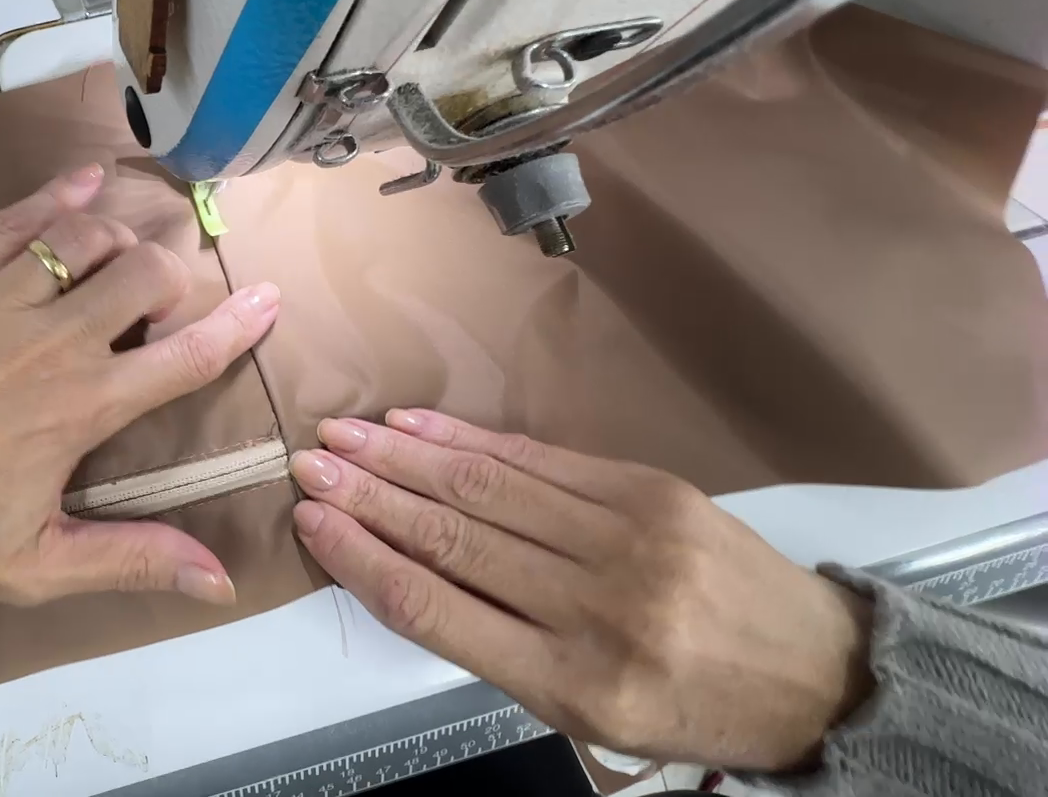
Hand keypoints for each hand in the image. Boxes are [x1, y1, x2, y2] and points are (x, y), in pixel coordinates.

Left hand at [0, 164, 280, 606]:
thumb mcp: (37, 565)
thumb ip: (132, 561)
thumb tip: (222, 581)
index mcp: (81, 408)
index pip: (183, 355)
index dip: (236, 324)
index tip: (266, 297)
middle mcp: (50, 342)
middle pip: (144, 276)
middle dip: (171, 279)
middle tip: (157, 306)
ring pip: (85, 237)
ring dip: (119, 240)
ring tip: (116, 265)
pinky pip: (13, 221)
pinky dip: (56, 194)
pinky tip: (84, 181)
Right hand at [288, 410, 874, 771]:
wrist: (822, 674)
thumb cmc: (678, 701)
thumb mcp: (579, 705)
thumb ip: (485, 635)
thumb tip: (390, 560)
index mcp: (573, 683)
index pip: (434, 608)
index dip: (360, 558)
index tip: (308, 521)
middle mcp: (598, 610)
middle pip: (450, 537)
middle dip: (366, 495)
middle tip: (307, 464)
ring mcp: (628, 541)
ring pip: (483, 487)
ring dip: (399, 456)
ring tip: (342, 435)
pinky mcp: (648, 488)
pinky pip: (532, 457)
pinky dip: (460, 438)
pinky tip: (410, 424)